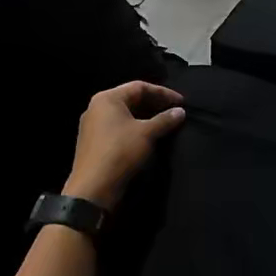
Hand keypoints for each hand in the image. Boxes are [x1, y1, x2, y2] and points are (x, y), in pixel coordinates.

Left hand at [63, 82, 186, 209]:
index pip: (139, 87)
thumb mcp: (147, 134)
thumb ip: (165, 119)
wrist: (93, 188)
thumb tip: (180, 111)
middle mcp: (97, 108)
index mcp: (107, 99)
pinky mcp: (94, 142)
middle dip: (155, 104)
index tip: (182, 102)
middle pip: (131, 99)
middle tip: (175, 111)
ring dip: (147, 117)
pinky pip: (119, 128)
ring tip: (166, 124)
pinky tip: (149, 137)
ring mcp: (93, 126)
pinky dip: (136, 128)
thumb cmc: (120, 152)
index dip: (163, 92)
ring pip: (125, 115)